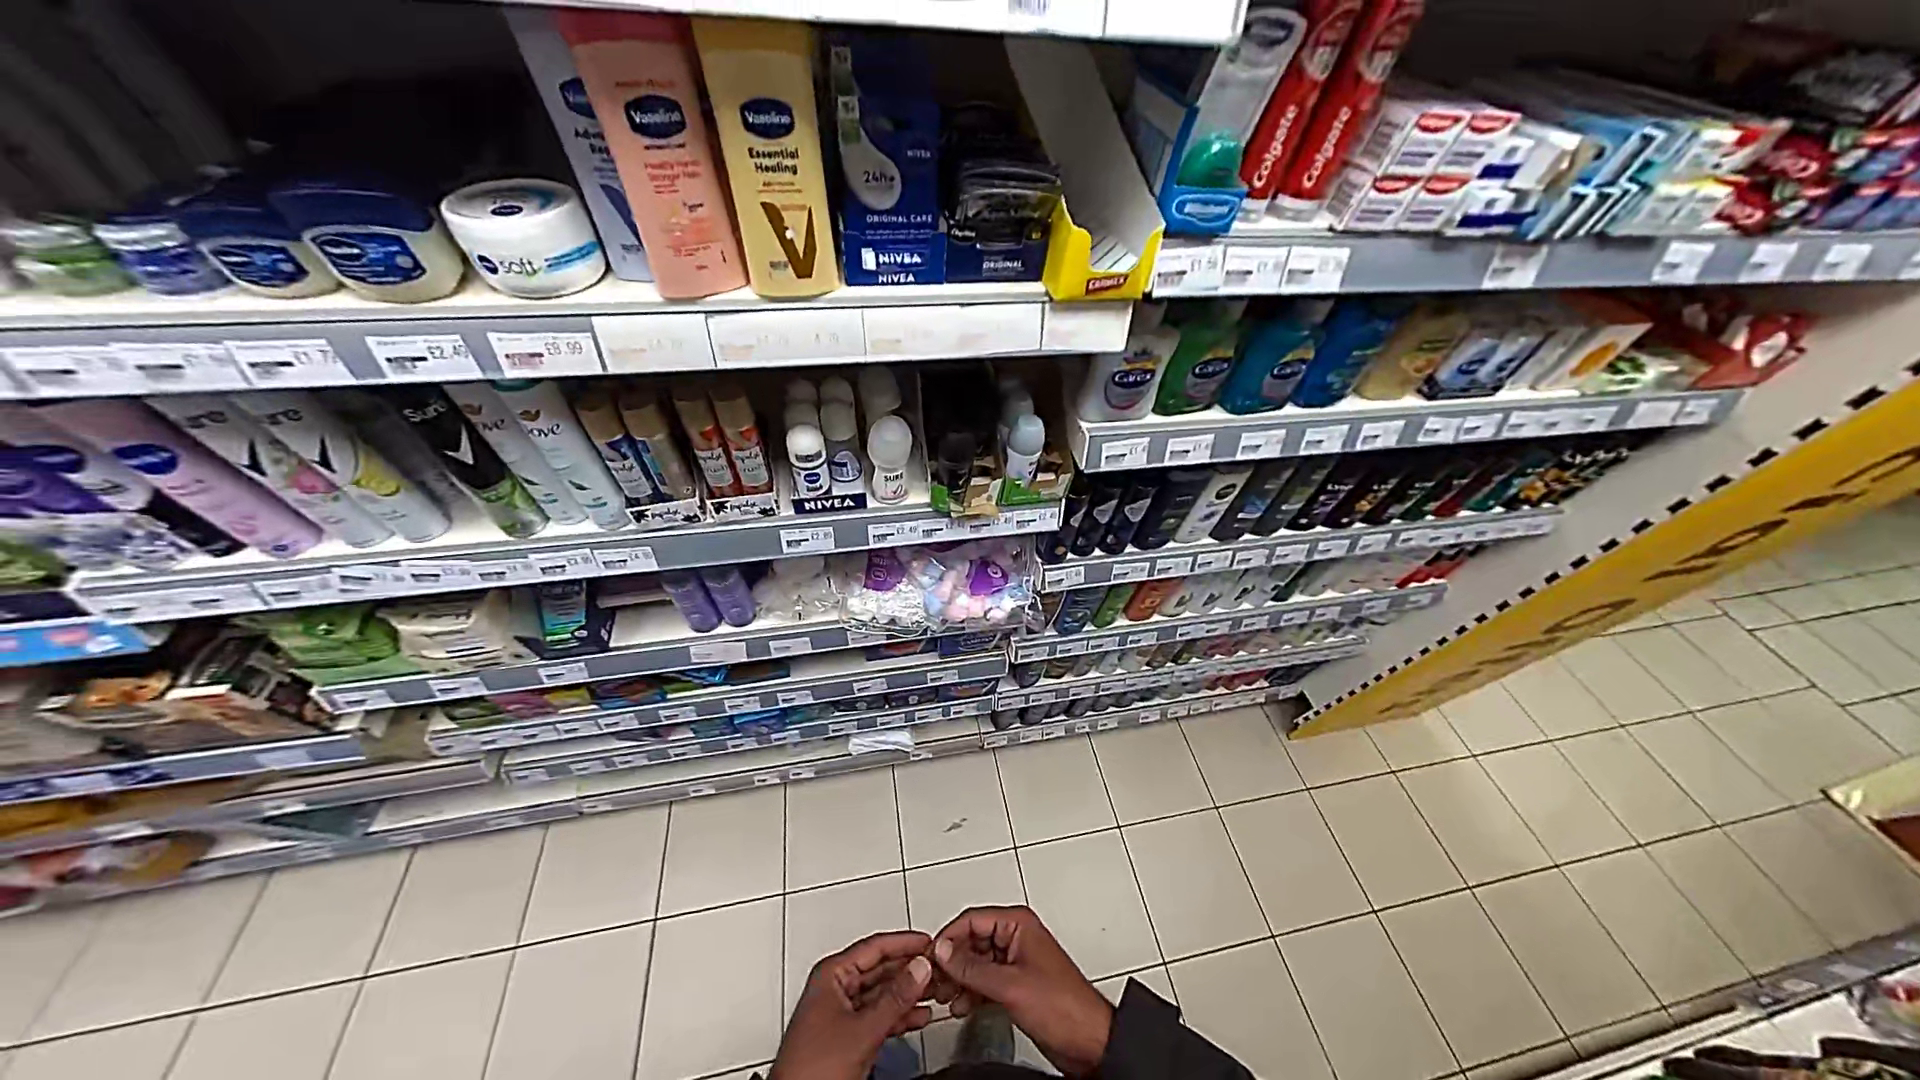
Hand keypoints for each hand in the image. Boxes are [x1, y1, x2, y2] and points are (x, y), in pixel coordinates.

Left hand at [771, 931, 935, 1079]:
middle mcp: (836, 989)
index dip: (904, 943)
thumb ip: (894, 998)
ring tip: (934, 990)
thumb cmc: (810, 1070)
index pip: (874, 947)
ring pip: (882, 993)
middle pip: (880, 969)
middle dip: (910, 969)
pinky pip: (879, 1015)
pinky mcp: (847, 1035)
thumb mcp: (861, 1029)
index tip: (927, 942)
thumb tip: (918, 968)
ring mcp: (842, 1013)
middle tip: (936, 967)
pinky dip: (899, 1015)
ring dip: (908, 993)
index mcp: (831, 975)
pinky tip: (918, 1016)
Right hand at [931, 906, 1113, 1077]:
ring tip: (946, 994)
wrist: (1088, 1042)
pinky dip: (971, 990)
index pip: (972, 919)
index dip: (949, 937)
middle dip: (952, 961)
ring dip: (959, 978)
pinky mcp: (1016, 983)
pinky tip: (961, 1004)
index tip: (932, 957)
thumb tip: (945, 951)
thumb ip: (972, 967)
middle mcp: (1017, 937)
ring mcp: (1016, 961)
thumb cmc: (1065, 1007)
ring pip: (976, 961)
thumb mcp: (1009, 985)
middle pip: (972, 939)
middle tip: (936, 979)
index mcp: (1018, 924)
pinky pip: (985, 979)